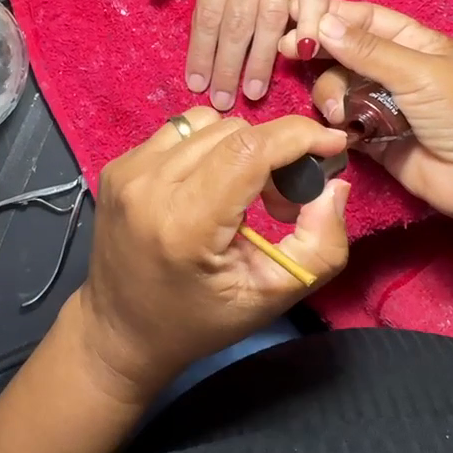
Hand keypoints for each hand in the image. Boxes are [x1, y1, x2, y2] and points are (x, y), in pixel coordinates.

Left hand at [76, 107, 351, 396]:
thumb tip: (334, 183)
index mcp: (184, 223)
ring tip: (244, 193)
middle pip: (233, 132)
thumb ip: (319, 245)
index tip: (332, 144)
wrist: (119, 329)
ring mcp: (127, 170)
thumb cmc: (198, 320)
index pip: (248, 150)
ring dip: (241, 147)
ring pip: (207, 123)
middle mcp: (148, 185)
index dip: (297, 137)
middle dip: (275, 153)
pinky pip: (179, 130)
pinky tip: (208, 185)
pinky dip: (208, 147)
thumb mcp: (271, 296)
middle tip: (284, 200)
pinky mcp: (117, 164)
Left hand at [155, 0, 339, 110]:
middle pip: (235, 23)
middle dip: (225, 66)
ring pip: (271, 16)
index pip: (206, 11)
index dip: (199, 50)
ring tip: (252, 90)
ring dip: (261, 57)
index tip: (194, 81)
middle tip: (221, 102)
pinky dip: (312, 23)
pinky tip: (304, 53)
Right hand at [281, 0, 452, 243]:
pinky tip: (339, 129)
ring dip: (330, 94)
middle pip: (344, 51)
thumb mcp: (421, 73)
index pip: (365, 18)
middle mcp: (396, 69)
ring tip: (337, 112)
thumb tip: (323, 21)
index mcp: (415, 42)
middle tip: (288, 50)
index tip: (291, 12)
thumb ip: (369, 51)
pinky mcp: (373, 139)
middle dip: (318, 51)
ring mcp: (383, 105)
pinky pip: (342, 123)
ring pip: (338, 87)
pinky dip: (335, 124)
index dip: (329, 13)